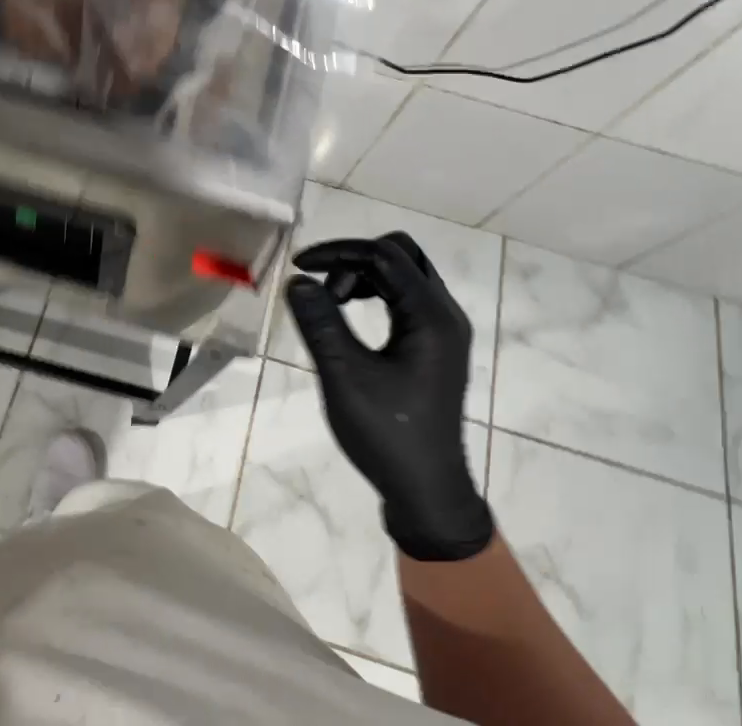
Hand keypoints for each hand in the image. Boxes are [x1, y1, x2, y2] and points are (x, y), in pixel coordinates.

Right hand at [284, 233, 493, 561]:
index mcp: (431, 317)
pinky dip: (375, 295)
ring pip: (404, 274)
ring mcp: (443, 330)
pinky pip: (405, 298)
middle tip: (321, 292)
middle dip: (354, 260)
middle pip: (401, 254)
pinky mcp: (435, 345)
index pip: (384, 255)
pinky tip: (348, 319)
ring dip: (363, 277)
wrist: (427, 490)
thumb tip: (297, 282)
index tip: (299, 268)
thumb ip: (320, 324)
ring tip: (330, 307)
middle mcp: (444, 314)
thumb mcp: (345, 378)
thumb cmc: (388, 435)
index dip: (338, 253)